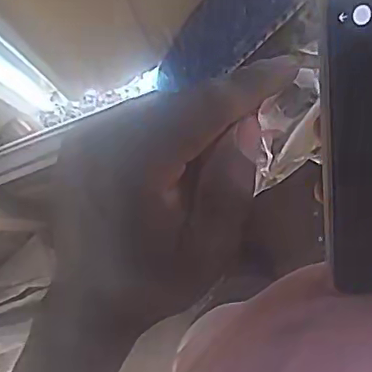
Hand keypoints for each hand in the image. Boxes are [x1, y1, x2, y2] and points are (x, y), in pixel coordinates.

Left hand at [50, 58, 298, 336]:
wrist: (87, 304)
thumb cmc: (151, 286)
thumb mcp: (206, 253)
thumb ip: (229, 189)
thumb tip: (248, 125)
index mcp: (135, 165)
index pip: (202, 106)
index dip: (250, 84)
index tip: (290, 67)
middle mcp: (104, 137)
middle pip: (180, 101)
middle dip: (226, 105)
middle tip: (262, 119)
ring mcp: (86, 136)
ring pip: (160, 105)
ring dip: (198, 116)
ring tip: (223, 143)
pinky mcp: (81, 141)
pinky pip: (138, 118)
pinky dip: (170, 126)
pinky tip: (184, 155)